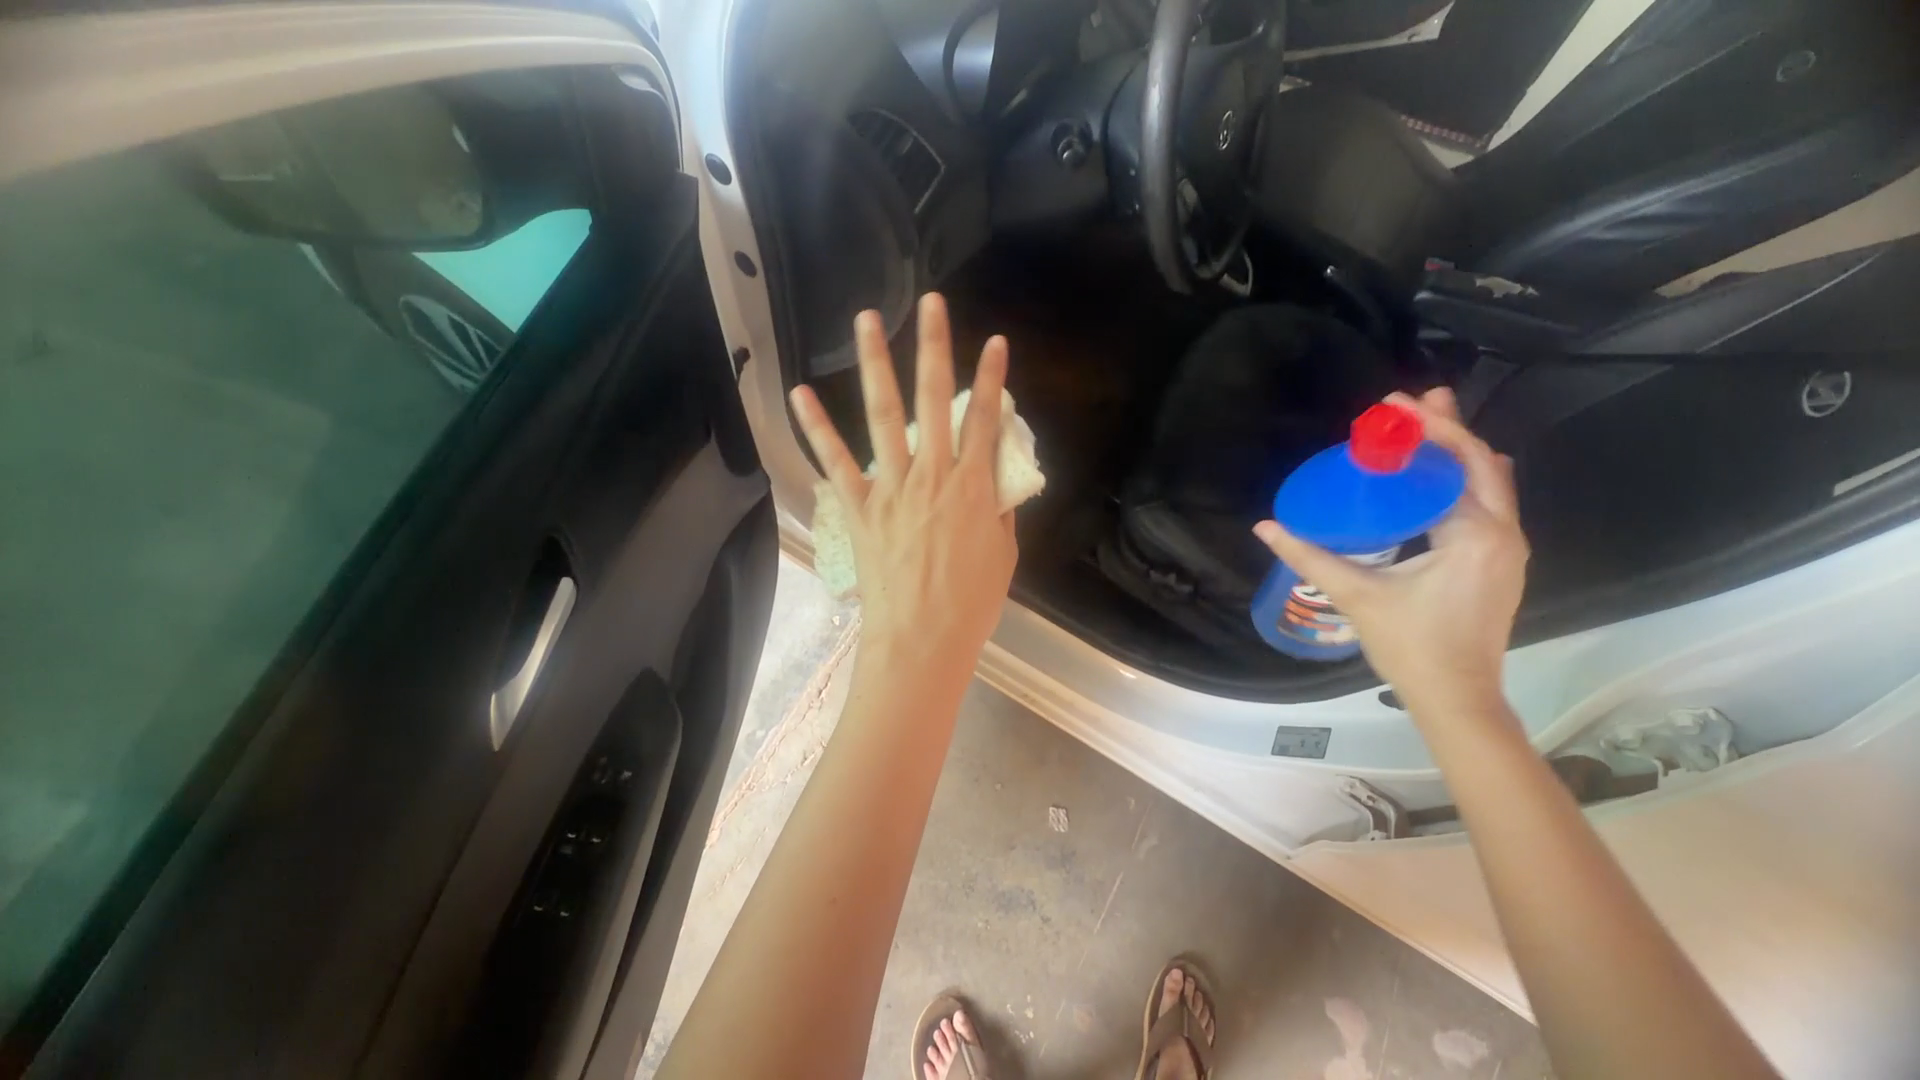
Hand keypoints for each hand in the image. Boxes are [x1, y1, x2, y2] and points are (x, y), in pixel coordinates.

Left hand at [789, 293, 1018, 677]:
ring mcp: (890, 488)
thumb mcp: (1002, 554)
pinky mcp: (858, 508)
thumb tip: (996, 479)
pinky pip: (836, 462)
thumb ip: (999, 510)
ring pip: (883, 415)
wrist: (921, 640)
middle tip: (932, 303)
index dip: (993, 378)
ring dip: (876, 364)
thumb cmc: (970, 604)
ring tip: (866, 320)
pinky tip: (802, 393)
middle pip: (933, 400)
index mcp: (973, 488)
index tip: (996, 342)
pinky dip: (818, 428)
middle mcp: (932, 476)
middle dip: (935, 347)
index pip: (986, 420)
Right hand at [1253, 387, 1527, 720]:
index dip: (1429, 427)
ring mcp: (1509, 550)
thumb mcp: (1356, 595)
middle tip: (1415, 401)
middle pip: (1483, 462)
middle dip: (1448, 429)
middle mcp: (1504, 534)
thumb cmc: (1410, 646)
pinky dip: (1464, 481)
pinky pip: (1490, 505)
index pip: (1460, 461)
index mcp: (1476, 534)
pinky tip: (1438, 479)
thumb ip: (1310, 556)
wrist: (1457, 697)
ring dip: (1459, 453)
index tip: (1394, 403)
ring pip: (1491, 483)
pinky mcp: (1502, 565)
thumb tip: (1265, 527)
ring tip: (1428, 427)